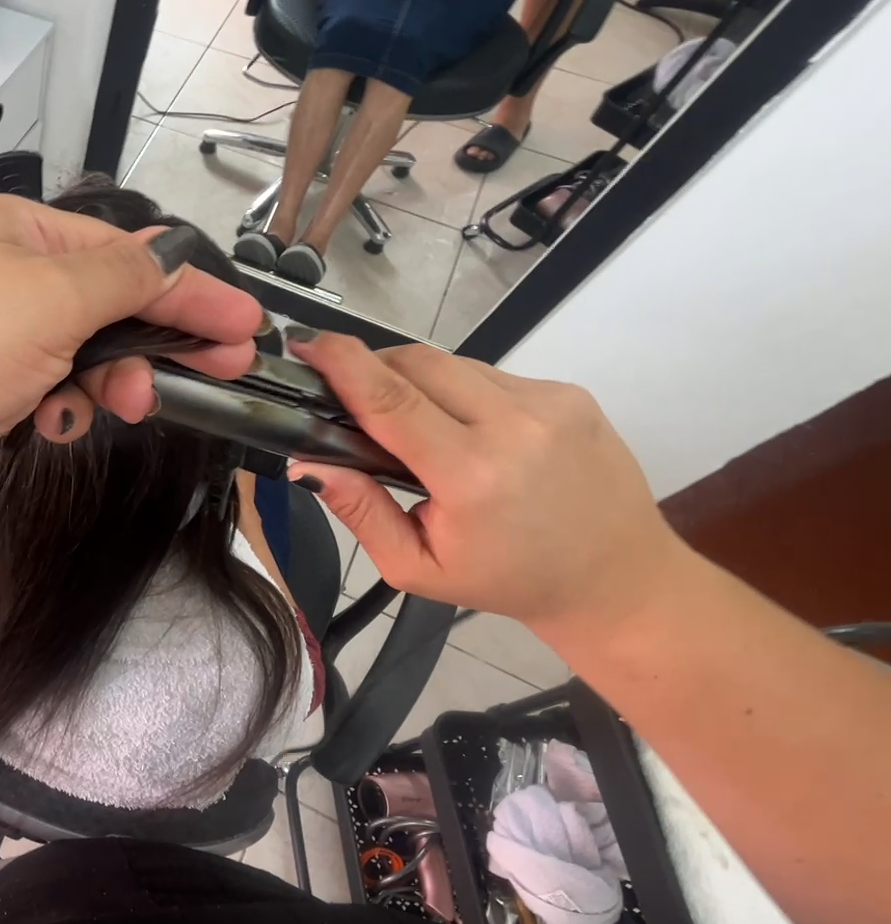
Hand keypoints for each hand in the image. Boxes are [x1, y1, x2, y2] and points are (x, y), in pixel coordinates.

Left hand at [0, 195, 266, 518]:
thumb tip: (170, 257)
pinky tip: (52, 425)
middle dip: (154, 341)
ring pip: (81, 355)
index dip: (190, 287)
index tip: (244, 325)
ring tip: (124, 408)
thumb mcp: (50, 299)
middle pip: (106, 303)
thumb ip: (122, 276)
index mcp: (15, 231)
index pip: (125, 250)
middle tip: (211, 374)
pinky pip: (47, 393)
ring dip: (109, 383)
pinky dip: (62, 409)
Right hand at [286, 330, 687, 627]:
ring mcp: (549, 401)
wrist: (616, 576)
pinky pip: (485, 372)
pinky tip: (453, 426)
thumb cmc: (506, 579)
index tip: (307, 343)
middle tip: (340, 391)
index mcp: (472, 475)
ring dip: (409, 378)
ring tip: (400, 419)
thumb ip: (359, 511)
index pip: (391, 399)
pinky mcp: (567, 392)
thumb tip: (307, 465)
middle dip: (368, 365)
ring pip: (451, 362)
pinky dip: (451, 389)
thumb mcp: (413, 566)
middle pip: (417, 363)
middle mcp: (515, 425)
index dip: (342, 363)